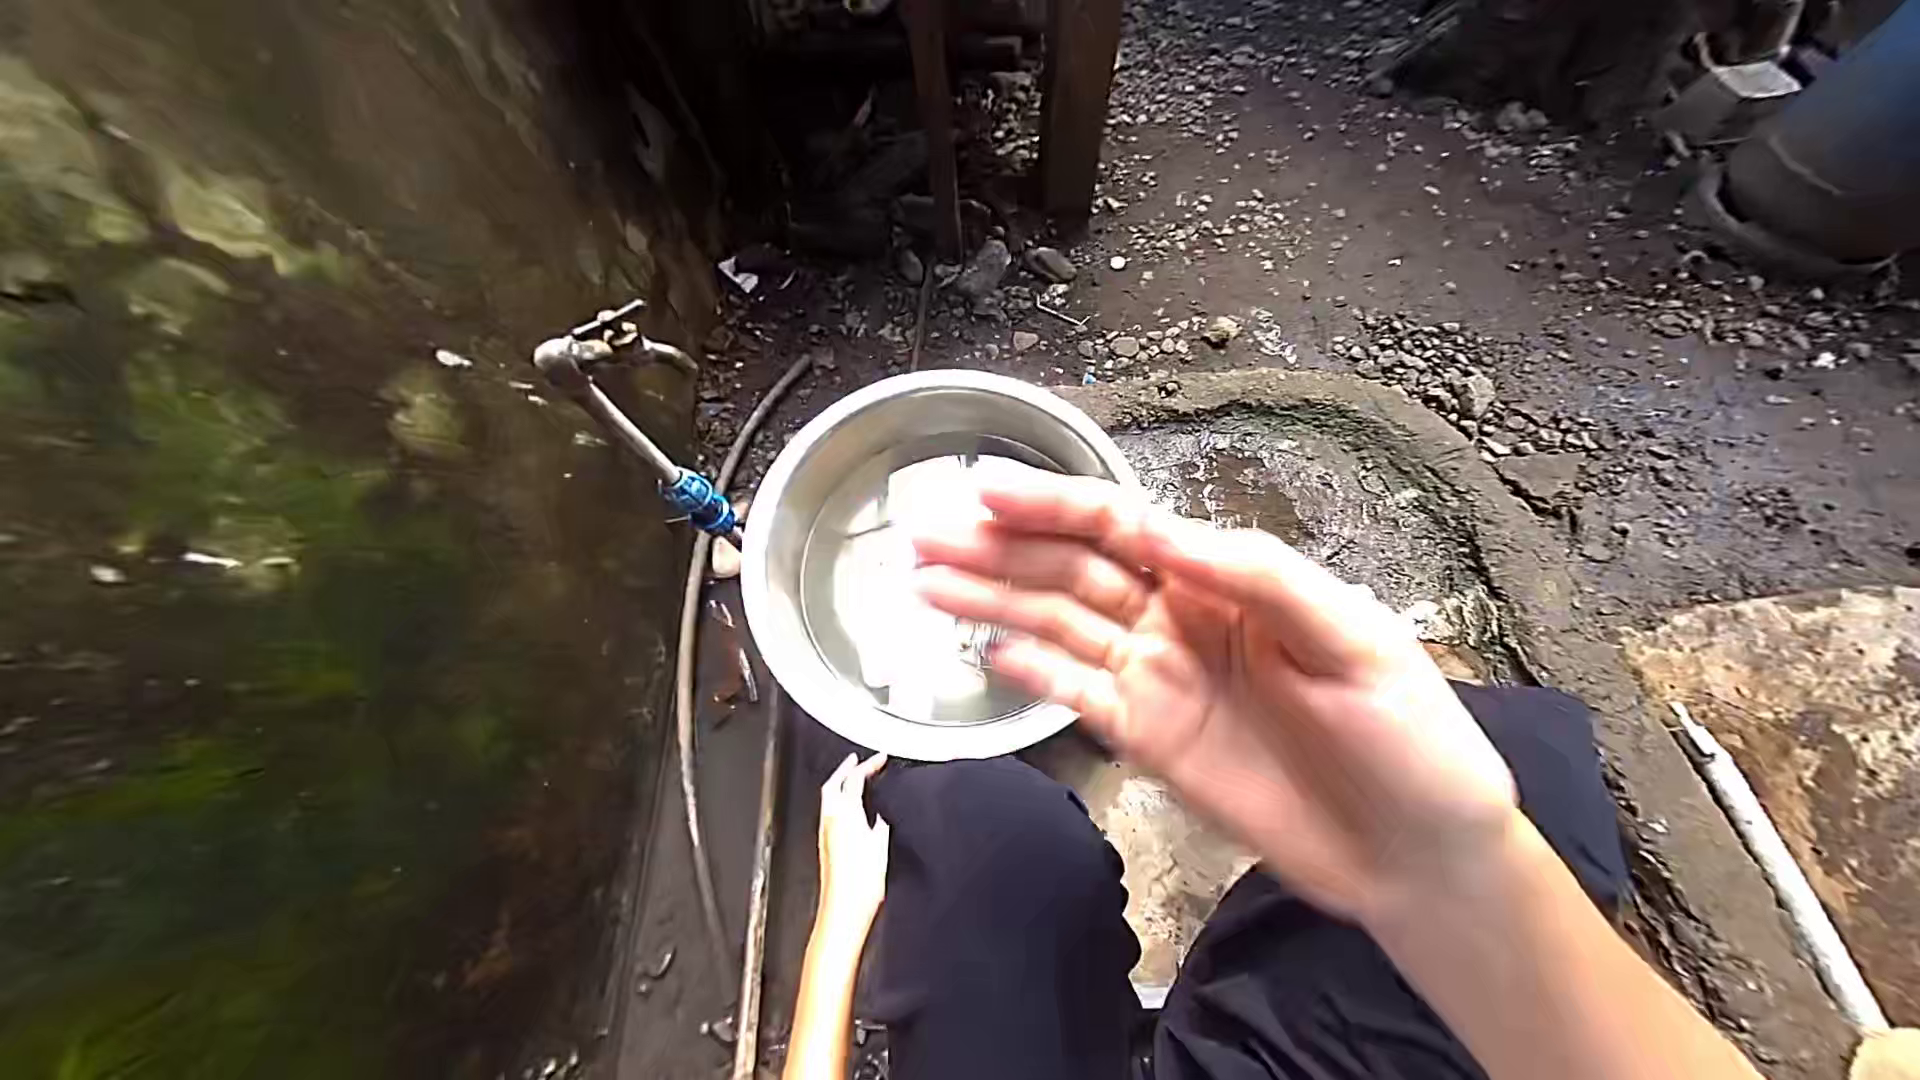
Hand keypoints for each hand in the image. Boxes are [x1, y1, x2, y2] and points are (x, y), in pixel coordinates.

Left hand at [815, 752, 890, 933]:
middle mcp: (830, 819)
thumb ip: (881, 823)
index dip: (869, 764)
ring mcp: (824, 833)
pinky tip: (848, 808)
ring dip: (840, 783)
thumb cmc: (861, 884)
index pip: (855, 777)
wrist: (842, 913)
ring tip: (852, 778)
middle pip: (834, 783)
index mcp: (845, 812)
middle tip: (858, 760)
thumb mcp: (881, 845)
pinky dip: (838, 800)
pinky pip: (829, 812)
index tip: (881, 758)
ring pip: (828, 797)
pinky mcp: (824, 846)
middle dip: (846, 768)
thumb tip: (880, 816)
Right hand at [913, 469, 1518, 927]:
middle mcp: (1170, 615)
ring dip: (992, 604)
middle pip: (1068, 571)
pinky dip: (1032, 675)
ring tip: (930, 584)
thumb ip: (1251, 574)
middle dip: (996, 550)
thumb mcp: (1347, 635)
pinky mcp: (1144, 735)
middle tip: (927, 534)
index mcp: (1217, 576)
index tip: (986, 490)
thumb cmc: (1403, 732)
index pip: (1117, 525)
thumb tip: (1159, 531)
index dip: (1051, 505)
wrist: (1414, 851)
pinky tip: (988, 654)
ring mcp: (1151, 675)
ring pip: (1055, 627)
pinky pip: (1075, 695)